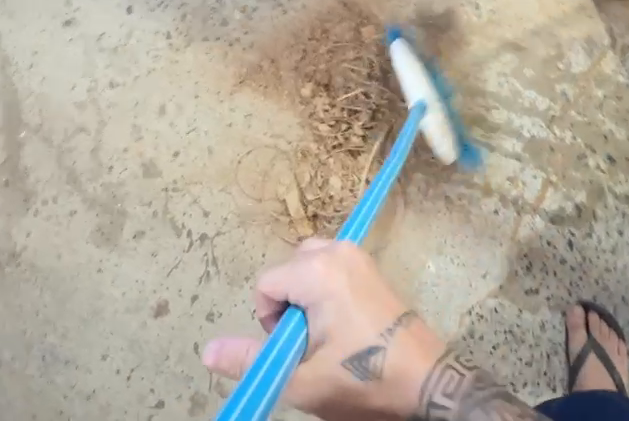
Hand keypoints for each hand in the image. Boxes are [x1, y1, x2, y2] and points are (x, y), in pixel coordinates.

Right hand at [202, 239, 447, 420]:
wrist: (421, 377)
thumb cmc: (360, 377)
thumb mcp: (299, 379)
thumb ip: (250, 360)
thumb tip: (206, 349)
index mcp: (318, 270)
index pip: (267, 283)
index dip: (270, 320)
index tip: (293, 346)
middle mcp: (338, 250)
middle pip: (289, 267)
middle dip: (288, 302)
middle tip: (309, 340)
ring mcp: (358, 254)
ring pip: (310, 264)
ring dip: (306, 295)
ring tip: (325, 334)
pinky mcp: (371, 265)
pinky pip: (332, 266)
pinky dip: (325, 289)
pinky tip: (342, 324)